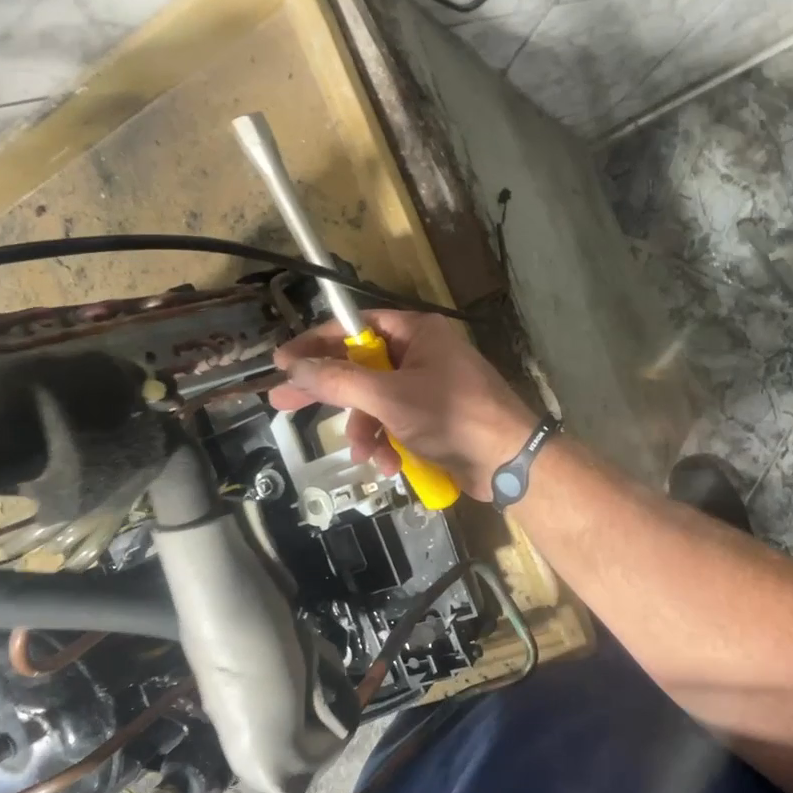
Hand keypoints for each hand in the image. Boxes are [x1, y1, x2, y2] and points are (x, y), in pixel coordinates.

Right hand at [269, 311, 538, 500]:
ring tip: (367, 454)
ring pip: (374, 403)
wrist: (509, 461)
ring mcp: (428, 388)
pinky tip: (390, 466)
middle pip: (360, 366)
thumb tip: (294, 367)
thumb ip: (339, 381)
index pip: (355, 327)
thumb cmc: (453, 418)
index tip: (283, 363)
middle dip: (330, 393)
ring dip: (365, 431)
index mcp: (417, 332)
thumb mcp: (389, 398)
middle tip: (283, 405)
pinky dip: (387, 444)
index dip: (316, 343)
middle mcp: (422, 354)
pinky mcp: (433, 420)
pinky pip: (394, 424)